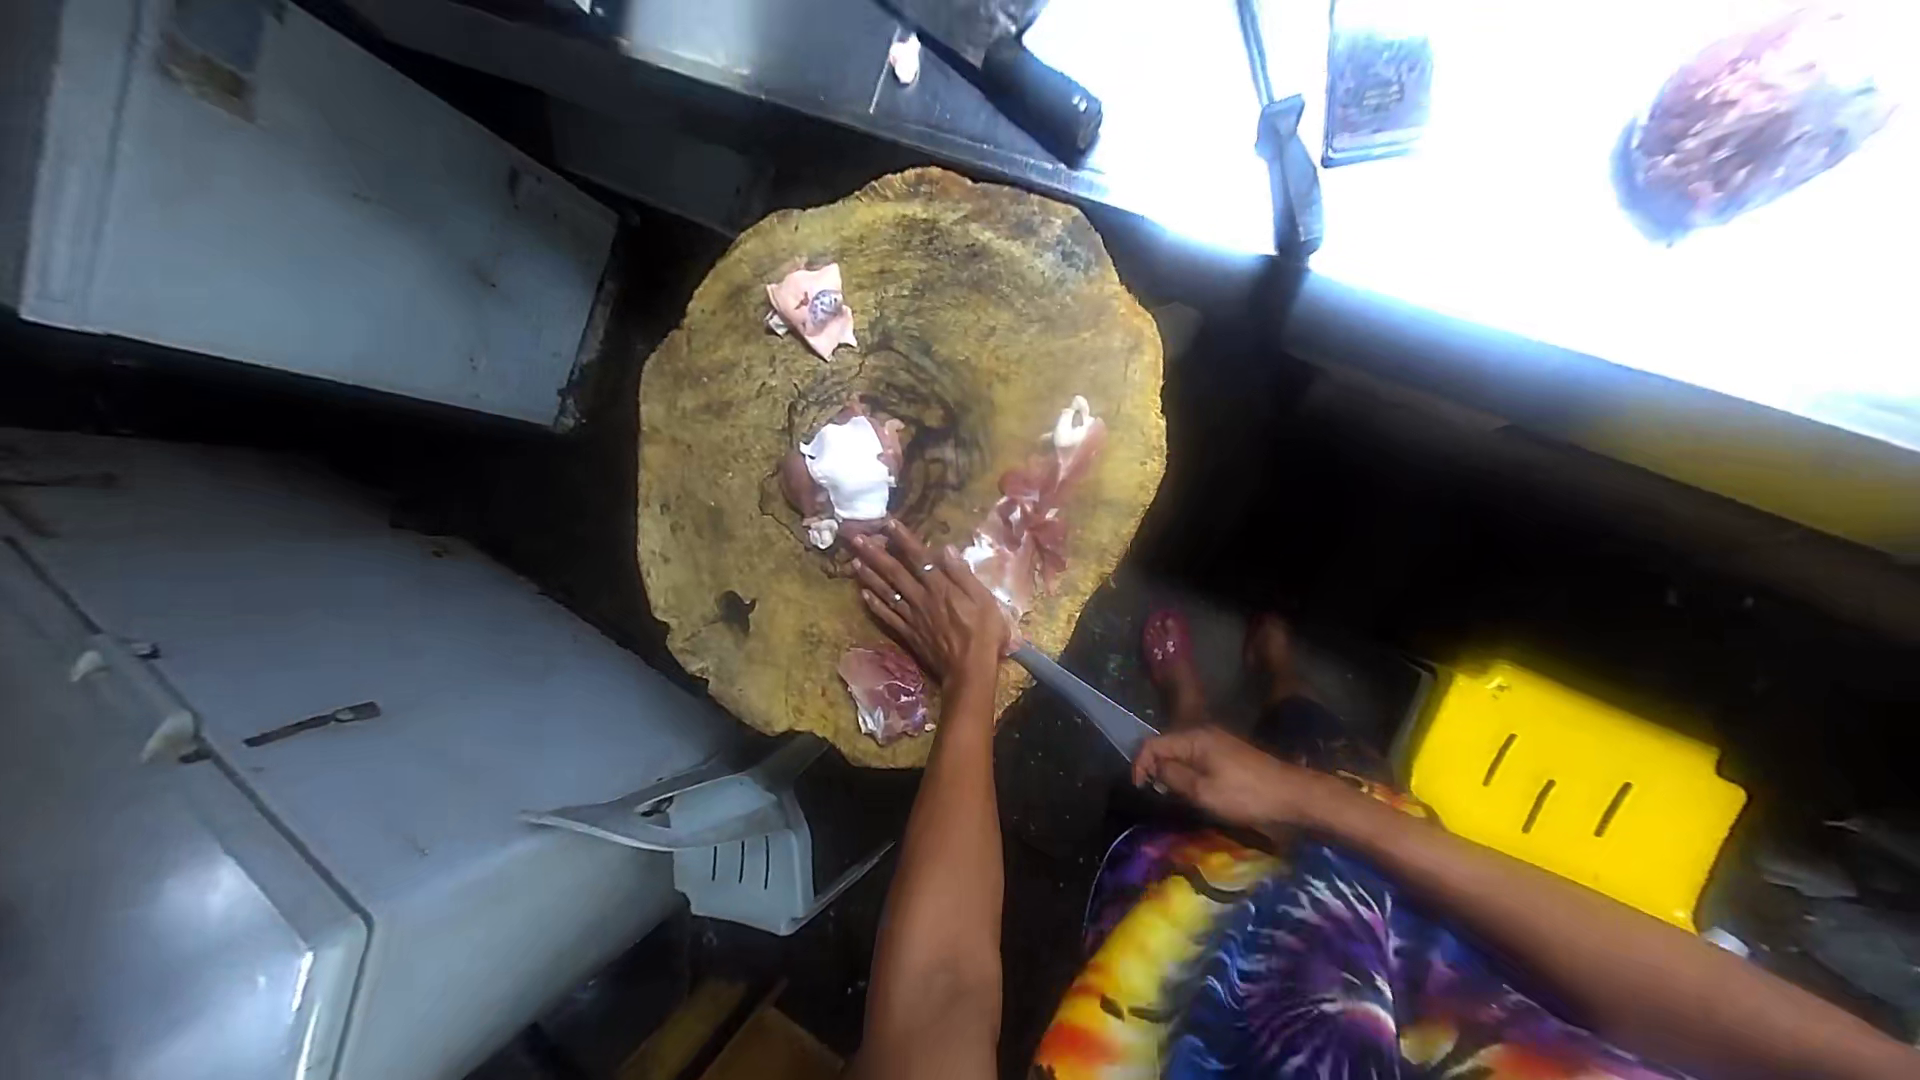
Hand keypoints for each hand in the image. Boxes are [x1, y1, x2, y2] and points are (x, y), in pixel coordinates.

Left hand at [847, 520, 1008, 689]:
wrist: (969, 670)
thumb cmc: (983, 633)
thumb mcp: (983, 599)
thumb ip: (962, 574)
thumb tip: (945, 549)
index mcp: (940, 587)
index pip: (919, 557)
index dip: (903, 539)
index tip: (888, 523)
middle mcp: (921, 598)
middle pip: (894, 572)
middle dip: (875, 553)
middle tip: (855, 538)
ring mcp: (912, 616)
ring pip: (886, 591)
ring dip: (869, 575)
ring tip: (854, 560)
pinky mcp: (908, 634)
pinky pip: (887, 616)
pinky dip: (874, 604)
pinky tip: (863, 594)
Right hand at [1131, 726, 1331, 832]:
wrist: (1294, 796)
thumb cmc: (1246, 794)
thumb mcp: (1203, 791)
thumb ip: (1173, 776)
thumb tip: (1154, 768)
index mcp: (1194, 737)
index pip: (1153, 743)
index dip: (1140, 764)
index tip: (1140, 788)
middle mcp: (1203, 733)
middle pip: (1166, 746)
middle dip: (1155, 768)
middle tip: (1157, 793)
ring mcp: (1217, 742)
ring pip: (1182, 754)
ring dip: (1173, 772)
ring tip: (1173, 795)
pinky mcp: (1228, 754)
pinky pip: (1197, 759)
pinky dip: (1188, 772)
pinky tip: (1195, 790)